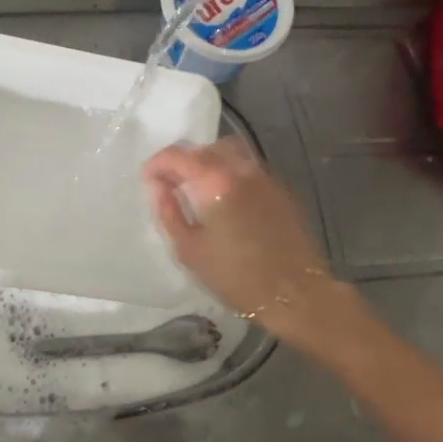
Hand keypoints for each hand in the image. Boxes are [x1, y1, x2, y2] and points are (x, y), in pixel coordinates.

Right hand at [143, 139, 357, 334]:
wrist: (293, 292)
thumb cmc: (234, 276)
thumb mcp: (189, 249)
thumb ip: (168, 211)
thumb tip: (157, 186)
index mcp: (215, 181)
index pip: (177, 155)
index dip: (157, 164)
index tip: (148, 180)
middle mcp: (241, 169)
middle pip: (205, 149)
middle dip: (183, 162)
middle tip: (171, 185)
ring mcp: (265, 177)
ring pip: (230, 154)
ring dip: (208, 165)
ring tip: (197, 191)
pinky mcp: (280, 190)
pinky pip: (248, 170)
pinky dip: (229, 175)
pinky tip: (225, 202)